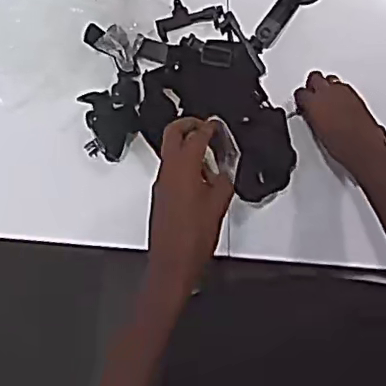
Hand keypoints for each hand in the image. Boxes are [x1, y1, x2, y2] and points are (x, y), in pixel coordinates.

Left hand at [146, 117, 233, 299]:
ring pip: (170, 150)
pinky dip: (183, 163)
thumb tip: (224, 172)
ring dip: (186, 144)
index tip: (215, 124)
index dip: (208, 126)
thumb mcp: (219, 204)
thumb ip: (223, 181)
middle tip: (205, 126)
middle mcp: (168, 170)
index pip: (196, 136)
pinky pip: (170, 168)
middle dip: (189, 124)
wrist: (172, 261)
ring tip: (208, 154)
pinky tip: (200, 177)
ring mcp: (161, 181)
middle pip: (173, 133)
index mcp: (183, 168)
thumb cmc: (192, 238)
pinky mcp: (160, 193)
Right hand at [294, 72, 385, 179]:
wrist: (364, 150)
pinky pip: (344, 87)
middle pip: (315, 77)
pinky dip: (341, 93)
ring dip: (328, 87)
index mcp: (312, 102)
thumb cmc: (342, 146)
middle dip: (313, 84)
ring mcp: (343, 92)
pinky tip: (342, 105)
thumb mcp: (317, 132)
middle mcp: (328, 92)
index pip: (300, 92)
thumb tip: (312, 114)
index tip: (302, 103)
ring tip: (329, 100)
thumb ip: (312, 116)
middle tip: (313, 95)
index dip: (301, 98)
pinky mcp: (357, 96)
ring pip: (331, 79)